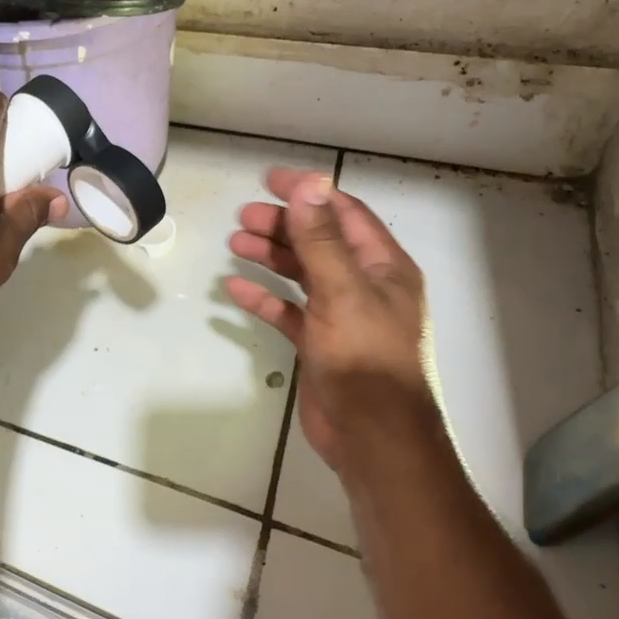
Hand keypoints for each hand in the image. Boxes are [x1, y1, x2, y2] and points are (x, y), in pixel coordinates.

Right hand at [225, 169, 430, 469]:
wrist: (373, 437)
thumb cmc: (364, 360)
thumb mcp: (342, 291)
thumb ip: (321, 239)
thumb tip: (309, 184)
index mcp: (383, 268)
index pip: (345, 214)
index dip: (310, 193)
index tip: (269, 181)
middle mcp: (365, 287)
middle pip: (320, 241)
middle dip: (283, 224)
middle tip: (242, 217)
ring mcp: (342, 316)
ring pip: (303, 273)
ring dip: (271, 256)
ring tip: (235, 243)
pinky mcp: (320, 344)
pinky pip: (289, 311)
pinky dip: (265, 297)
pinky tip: (236, 289)